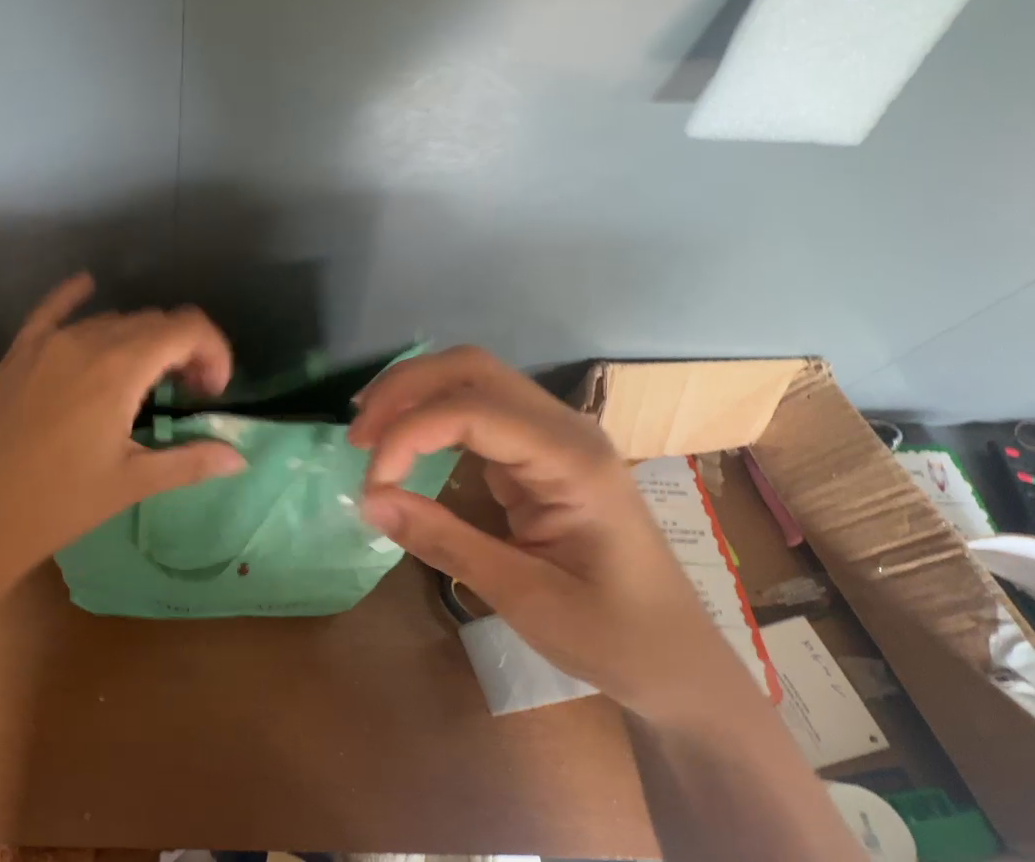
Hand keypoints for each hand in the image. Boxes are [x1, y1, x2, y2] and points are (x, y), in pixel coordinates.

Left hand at [0, 274, 246, 603]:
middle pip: (151, 322)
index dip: (213, 351)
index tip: (212, 392)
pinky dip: (75, 296)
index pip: (185, 328)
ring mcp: (46, 344)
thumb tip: (239, 457)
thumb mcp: (132, 483)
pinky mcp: (18, 354)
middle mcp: (84, 341)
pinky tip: (87, 285)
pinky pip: (51, 309)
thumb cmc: (60, 505)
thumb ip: (190, 460)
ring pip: (109, 320)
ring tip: (145, 381)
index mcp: (119, 368)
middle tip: (186, 395)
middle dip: (182, 349)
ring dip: (139, 339)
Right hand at [347, 347, 750, 722]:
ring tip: (368, 432)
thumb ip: (444, 540)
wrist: (678, 664)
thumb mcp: (524, 598)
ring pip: (472, 380)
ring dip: (413, 396)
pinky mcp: (541, 454)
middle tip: (357, 435)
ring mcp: (555, 437)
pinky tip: (402, 443)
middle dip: (403, 390)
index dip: (407, 435)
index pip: (470, 411)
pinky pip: (478, 412)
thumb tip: (368, 501)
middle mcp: (565, 430)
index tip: (372, 486)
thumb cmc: (615, 637)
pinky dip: (431, 418)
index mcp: (572, 460)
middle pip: (471, 370)